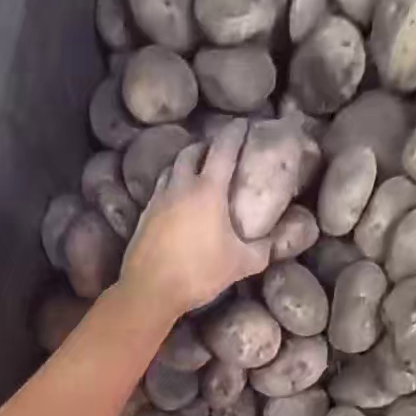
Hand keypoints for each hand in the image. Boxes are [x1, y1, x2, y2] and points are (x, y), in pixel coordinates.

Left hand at [119, 119, 271, 314]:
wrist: (150, 290)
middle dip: (206, 146)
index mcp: (208, 190)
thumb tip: (272, 243)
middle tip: (217, 151)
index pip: (223, 148)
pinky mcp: (143, 216)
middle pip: (191, 152)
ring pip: (171, 169)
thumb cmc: (199, 273)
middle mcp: (180, 187)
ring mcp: (157, 200)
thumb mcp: (241, 265)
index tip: (243, 124)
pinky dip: (170, 186)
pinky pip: (158, 191)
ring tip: (195, 172)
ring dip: (184, 164)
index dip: (235, 132)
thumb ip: (262, 250)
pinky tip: (175, 201)